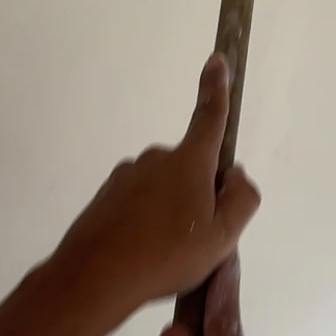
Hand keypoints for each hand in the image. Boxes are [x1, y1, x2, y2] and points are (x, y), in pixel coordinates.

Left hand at [50, 54, 260, 319]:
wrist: (94, 276)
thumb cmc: (166, 254)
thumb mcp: (223, 236)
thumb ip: (241, 199)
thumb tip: (234, 173)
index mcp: (189, 161)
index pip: (210, 117)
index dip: (217, 88)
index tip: (217, 59)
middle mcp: (156, 158)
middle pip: (190, 168)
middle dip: (198, 193)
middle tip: (196, 240)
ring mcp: (127, 175)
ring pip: (163, 189)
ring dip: (170, 212)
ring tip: (165, 254)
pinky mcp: (106, 195)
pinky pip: (138, 203)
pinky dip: (145, 222)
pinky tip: (142, 253)